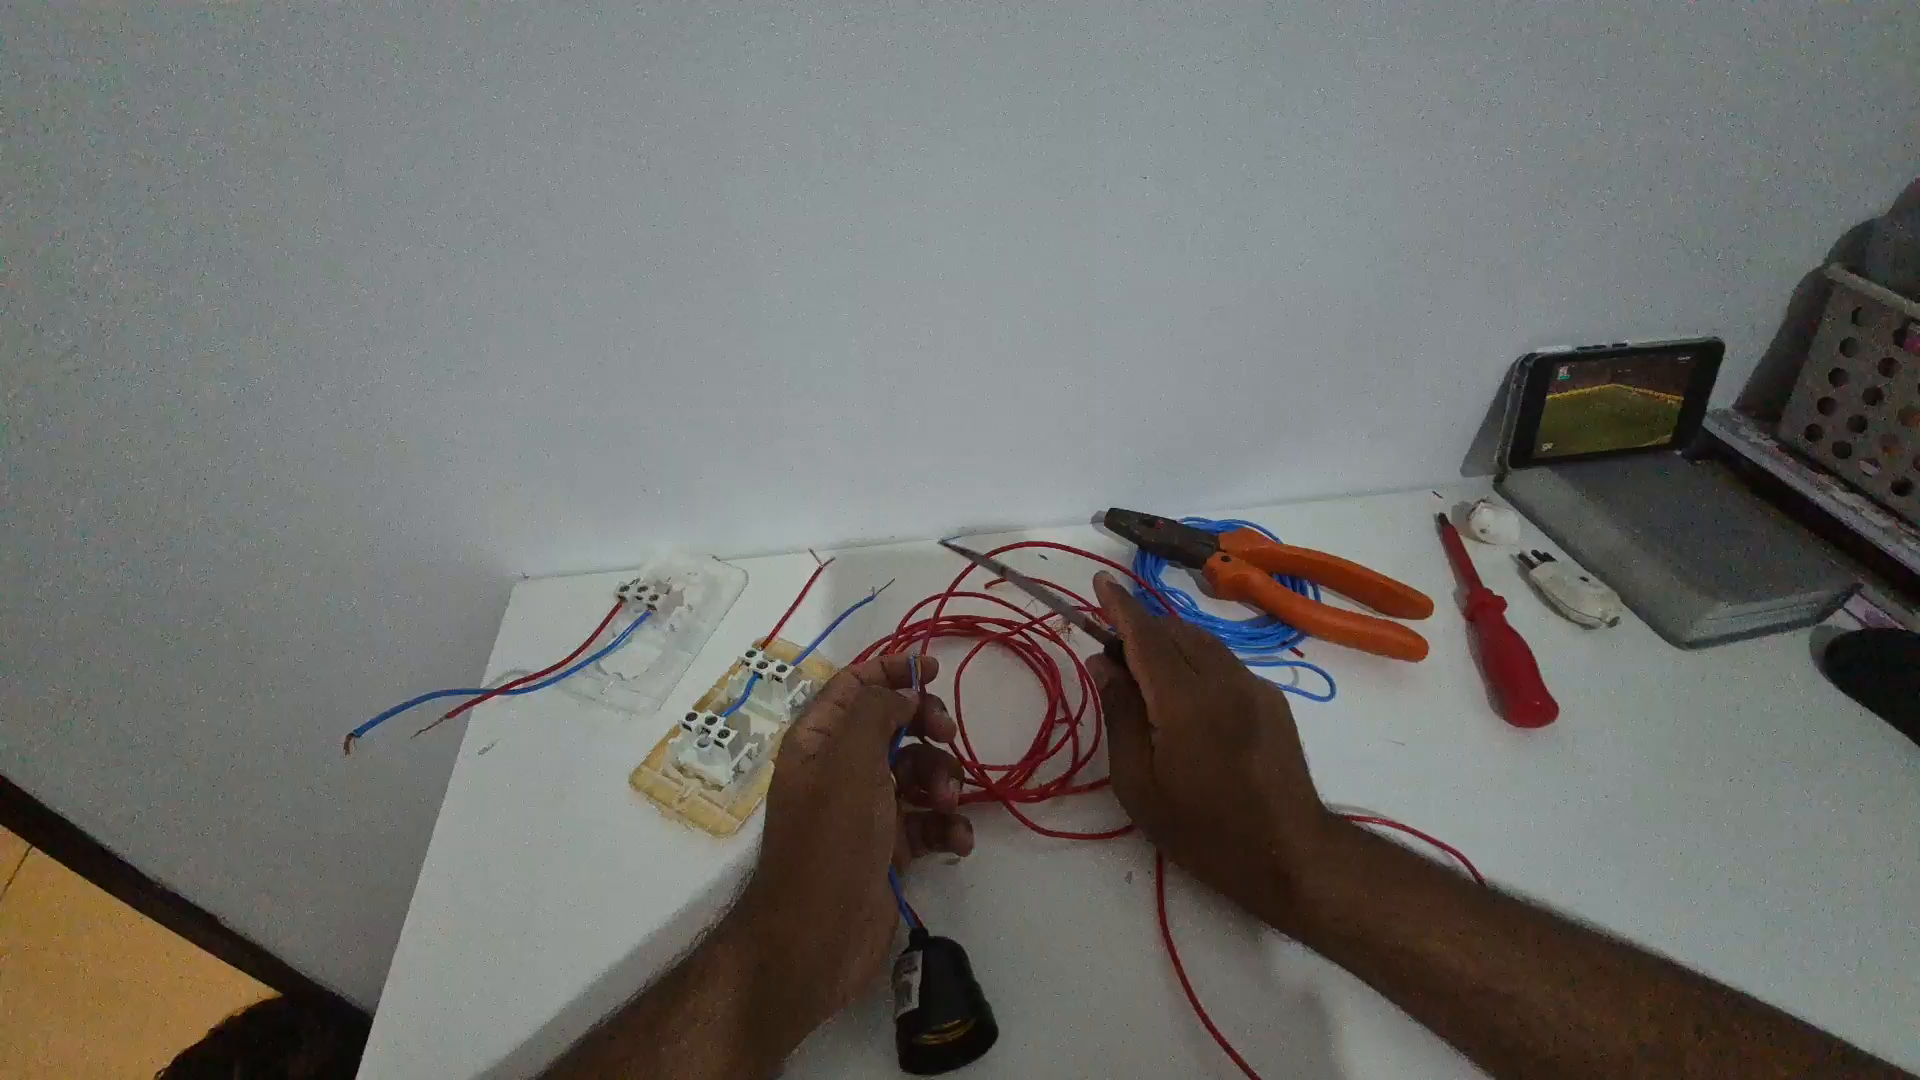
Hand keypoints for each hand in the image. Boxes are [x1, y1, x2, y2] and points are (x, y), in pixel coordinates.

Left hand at [726, 653, 973, 1052]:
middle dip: (926, 726)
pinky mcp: (890, 847)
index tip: (933, 668)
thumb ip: (876, 714)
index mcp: (819, 742)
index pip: (854, 687)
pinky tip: (957, 840)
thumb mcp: (850, 764)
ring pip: (917, 772)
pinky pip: (927, 820)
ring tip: (946, 804)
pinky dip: (946, 825)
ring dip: (942, 780)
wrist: (815, 942)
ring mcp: (867, 809)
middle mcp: (841, 769)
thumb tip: (902, 691)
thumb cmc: (829, 842)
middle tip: (947, 736)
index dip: (891, 670)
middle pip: (894, 726)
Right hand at [1089, 573, 1335, 931]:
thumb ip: (1120, 713)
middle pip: (1175, 630)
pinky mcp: (1273, 699)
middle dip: (1140, 628)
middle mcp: (1223, 681)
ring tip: (1146, 675)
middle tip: (1113, 658)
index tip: (1100, 580)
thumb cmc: (1202, 830)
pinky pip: (1224, 662)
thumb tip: (1104, 661)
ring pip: (1202, 642)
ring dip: (1169, 642)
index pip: (1146, 635)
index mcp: (1185, 701)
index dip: (1120, 605)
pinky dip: (1196, 661)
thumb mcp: (1138, 783)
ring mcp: (1254, 687)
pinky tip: (1187, 698)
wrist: (1292, 857)